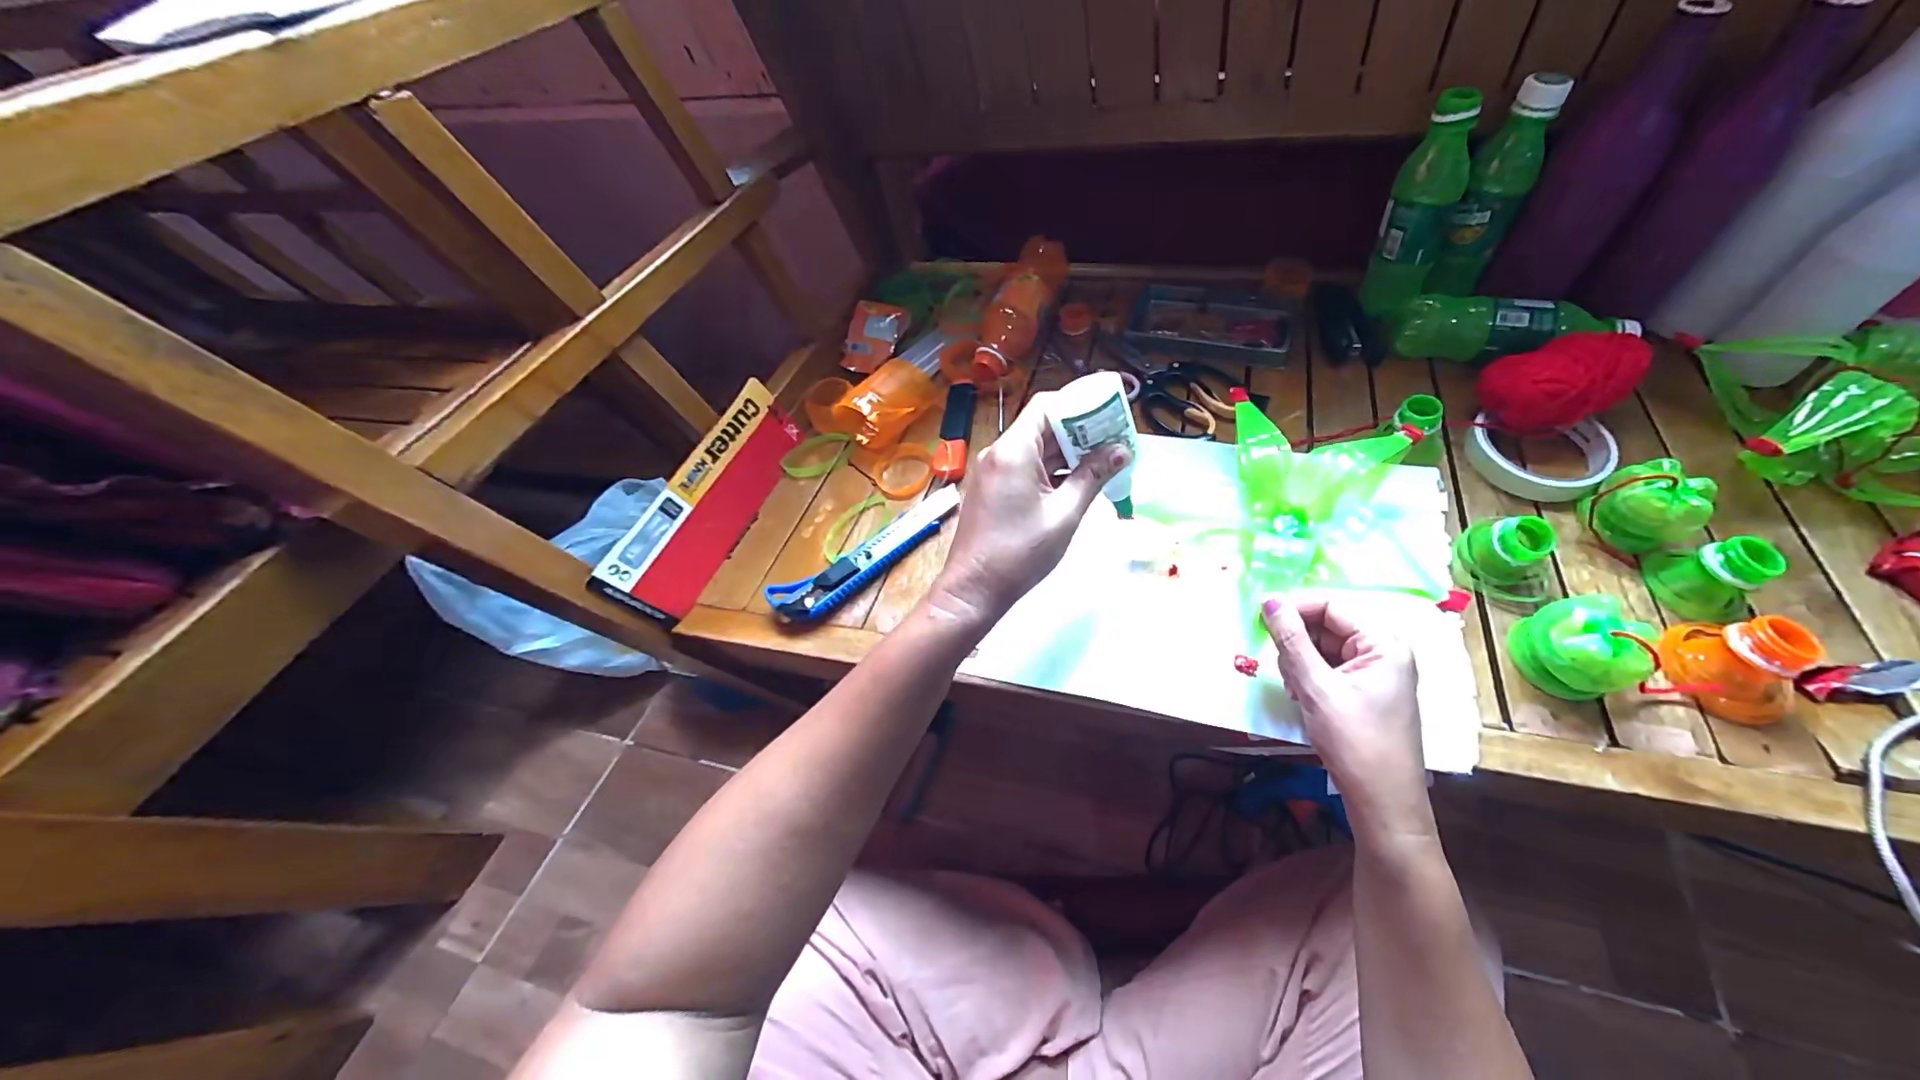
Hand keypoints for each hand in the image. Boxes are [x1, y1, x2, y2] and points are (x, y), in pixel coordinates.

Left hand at [926, 390, 1129, 629]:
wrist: (974, 589)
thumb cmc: (1019, 553)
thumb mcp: (1064, 514)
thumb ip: (1093, 476)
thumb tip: (1121, 450)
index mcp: (1013, 451)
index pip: (1048, 406)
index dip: (1081, 403)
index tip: (1111, 410)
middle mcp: (999, 453)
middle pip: (1043, 425)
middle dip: (1081, 429)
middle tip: (1118, 438)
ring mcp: (993, 472)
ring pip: (1036, 448)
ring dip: (1069, 451)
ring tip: (1107, 458)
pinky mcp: (993, 489)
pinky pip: (1027, 467)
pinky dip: (1053, 469)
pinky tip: (1081, 479)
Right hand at [1262, 591, 1434, 841]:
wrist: (1382, 801)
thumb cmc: (1355, 741)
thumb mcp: (1316, 687)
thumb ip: (1291, 640)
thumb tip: (1270, 601)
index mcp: (1383, 644)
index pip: (1332, 606)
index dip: (1295, 609)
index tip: (1262, 618)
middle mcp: (1382, 653)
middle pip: (1326, 627)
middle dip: (1297, 644)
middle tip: (1282, 669)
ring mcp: (1373, 674)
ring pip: (1321, 649)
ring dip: (1299, 664)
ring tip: (1295, 690)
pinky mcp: (1362, 693)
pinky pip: (1327, 670)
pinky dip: (1308, 679)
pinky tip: (1301, 697)